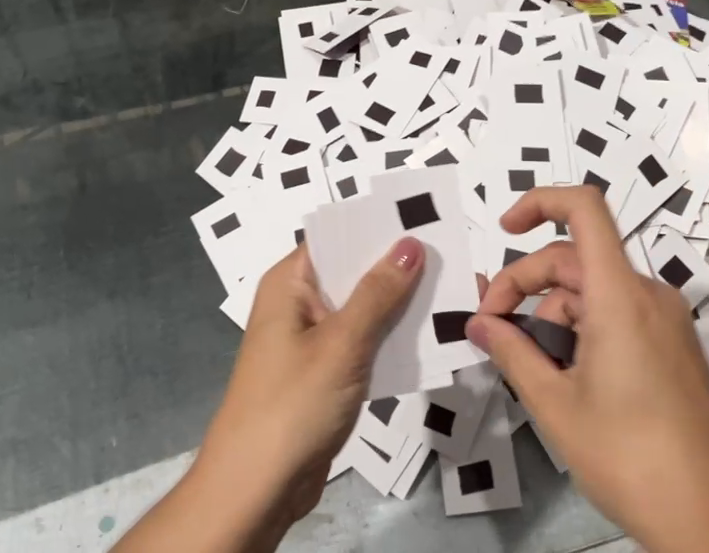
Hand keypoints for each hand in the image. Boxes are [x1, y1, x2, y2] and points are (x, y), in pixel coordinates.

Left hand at [114, 238, 423, 552]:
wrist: (256, 490)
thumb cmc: (293, 404)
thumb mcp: (341, 344)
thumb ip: (378, 293)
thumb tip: (410, 243)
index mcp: (289, 284)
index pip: (336, 237)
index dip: (377, 226)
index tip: (426, 218)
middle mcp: (297, 304)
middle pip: (352, 272)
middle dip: (397, 266)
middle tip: (452, 255)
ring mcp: (309, 341)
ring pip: (361, 309)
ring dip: (399, 304)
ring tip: (452, 289)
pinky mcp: (323, 374)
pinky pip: (362, 343)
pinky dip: (390, 338)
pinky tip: (430, 335)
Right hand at [465, 186, 708, 552]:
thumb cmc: (631, 458)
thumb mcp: (556, 404)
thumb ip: (512, 352)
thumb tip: (478, 323)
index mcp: (620, 295)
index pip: (584, 209)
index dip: (539, 202)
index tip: (504, 229)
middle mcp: (648, 295)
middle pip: (575, 259)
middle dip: (525, 284)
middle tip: (492, 329)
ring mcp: (665, 322)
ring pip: (593, 292)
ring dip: (551, 314)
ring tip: (529, 367)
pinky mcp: (674, 348)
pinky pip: (617, 316)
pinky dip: (580, 330)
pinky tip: (564, 376)